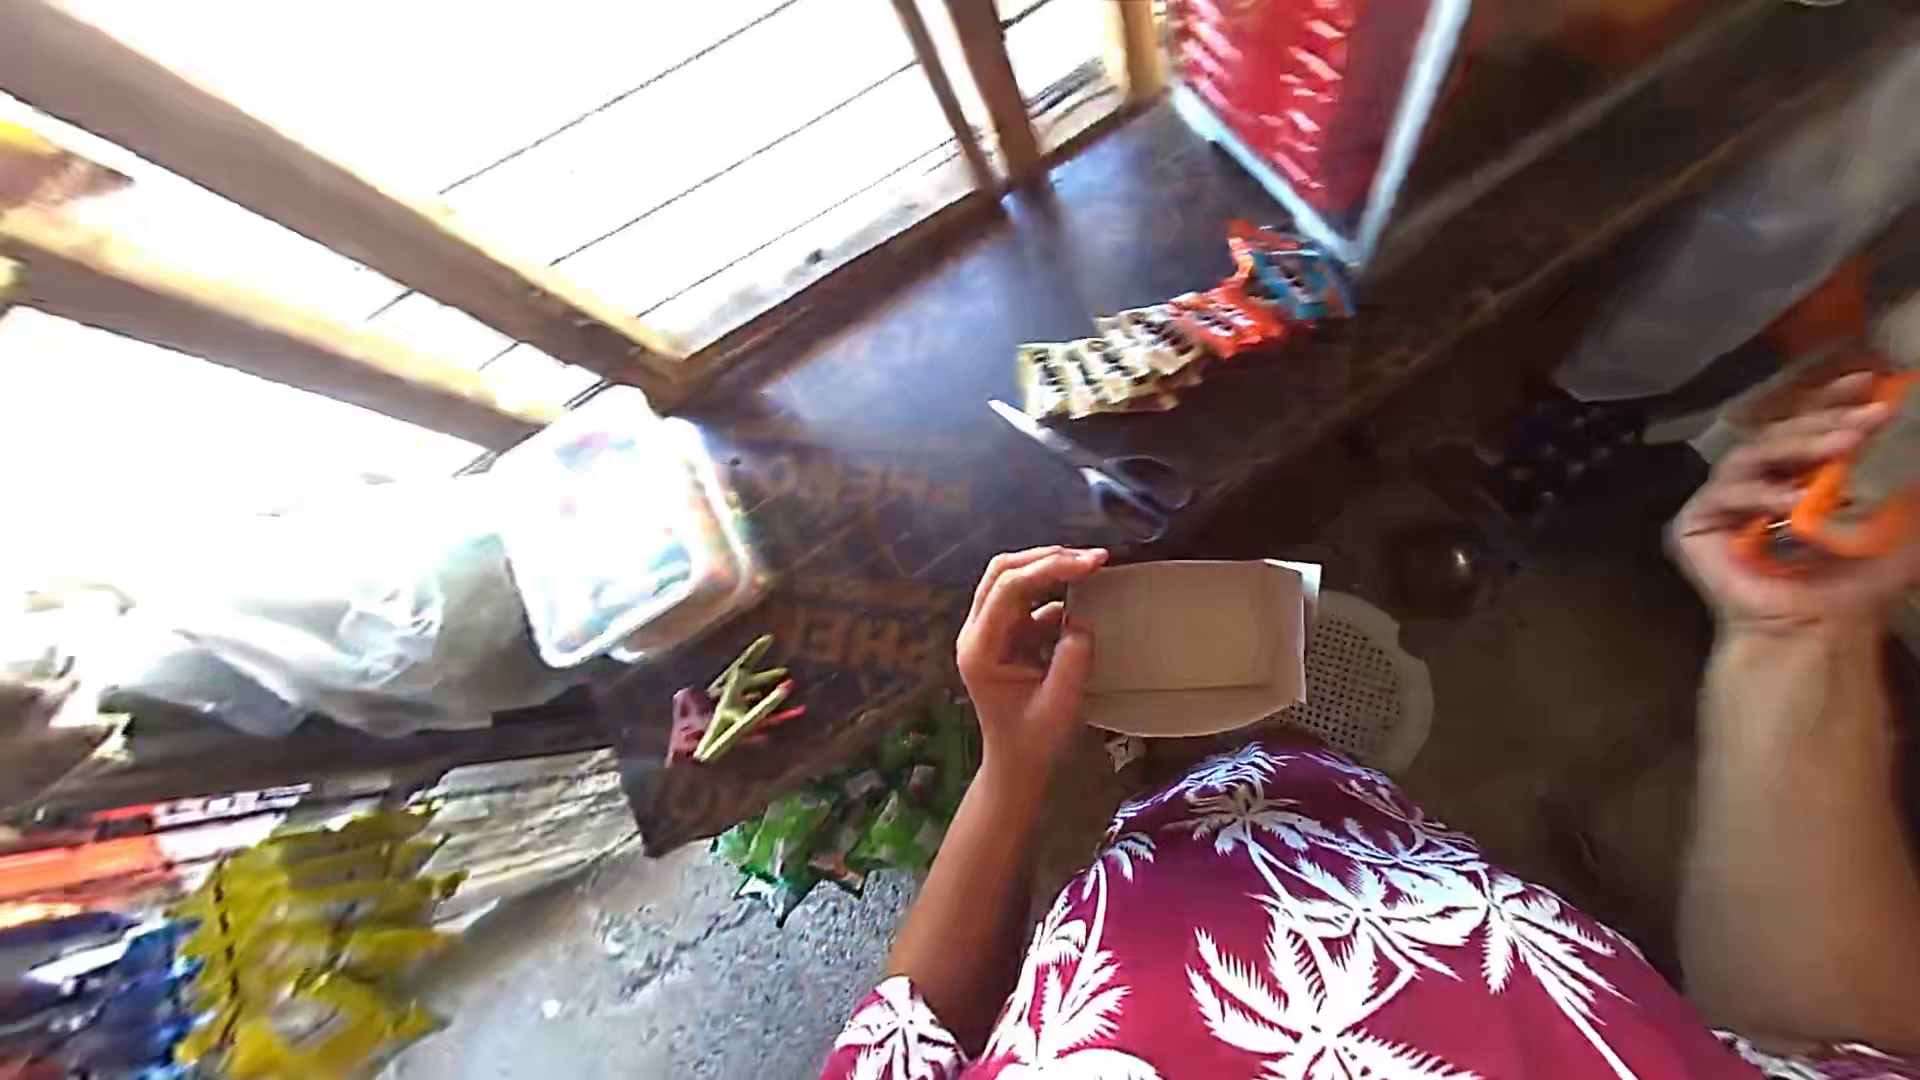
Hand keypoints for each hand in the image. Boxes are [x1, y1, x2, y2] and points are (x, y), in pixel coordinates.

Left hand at [955, 547, 1108, 784]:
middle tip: (1091, 558)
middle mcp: (978, 632)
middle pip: (1003, 572)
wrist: (1015, 764)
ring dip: (1049, 569)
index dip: (1048, 568)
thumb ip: (1071, 663)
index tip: (1090, 563)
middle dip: (1046, 558)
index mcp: (980, 649)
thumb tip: (1082, 621)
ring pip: (1012, 579)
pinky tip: (1082, 593)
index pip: (1008, 589)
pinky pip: (1027, 599)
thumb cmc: (1032, 743)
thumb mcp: (1058, 708)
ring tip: (1090, 566)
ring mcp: (990, 630)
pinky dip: (1055, 591)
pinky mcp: (1007, 634)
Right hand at [1670, 373, 1919, 634]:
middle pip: (1769, 438)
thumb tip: (1907, 434)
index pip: (1802, 433)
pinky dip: (1758, 495)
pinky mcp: (1692, 526)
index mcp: (1796, 479)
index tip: (1867, 381)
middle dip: (1817, 422)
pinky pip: (1719, 497)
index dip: (1827, 404)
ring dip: (1793, 447)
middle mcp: (1754, 486)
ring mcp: (1719, 505)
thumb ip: (1900, 481)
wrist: (1815, 622)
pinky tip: (1791, 500)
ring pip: (1743, 459)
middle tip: (1865, 418)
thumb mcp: (1900, 519)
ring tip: (1841, 446)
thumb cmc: (1858, 578)